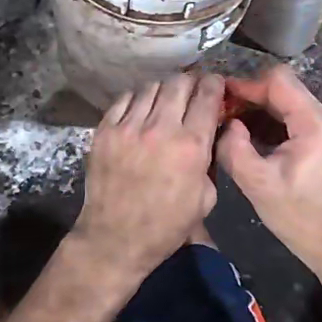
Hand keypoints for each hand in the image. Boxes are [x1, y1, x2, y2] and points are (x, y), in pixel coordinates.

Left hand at [71, 74, 224, 279]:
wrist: (115, 238)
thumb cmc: (166, 225)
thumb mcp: (206, 198)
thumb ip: (211, 160)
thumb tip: (212, 134)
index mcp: (191, 145)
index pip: (208, 96)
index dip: (215, 84)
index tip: (216, 84)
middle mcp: (160, 128)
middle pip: (179, 83)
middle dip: (191, 82)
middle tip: (192, 90)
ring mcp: (129, 127)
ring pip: (151, 87)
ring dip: (164, 90)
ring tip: (166, 100)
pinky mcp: (105, 130)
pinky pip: (124, 99)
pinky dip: (137, 99)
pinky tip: (141, 110)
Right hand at [217, 66, 321, 276]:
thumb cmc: (301, 219)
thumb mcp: (258, 185)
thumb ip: (235, 148)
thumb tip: (228, 123)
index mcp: (317, 124)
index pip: (279, 80)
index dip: (246, 83)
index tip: (221, 96)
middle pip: (286, 92)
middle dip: (252, 100)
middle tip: (222, 114)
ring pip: (293, 107)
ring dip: (263, 114)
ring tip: (234, 128)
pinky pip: (302, 122)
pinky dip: (278, 126)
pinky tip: (257, 141)